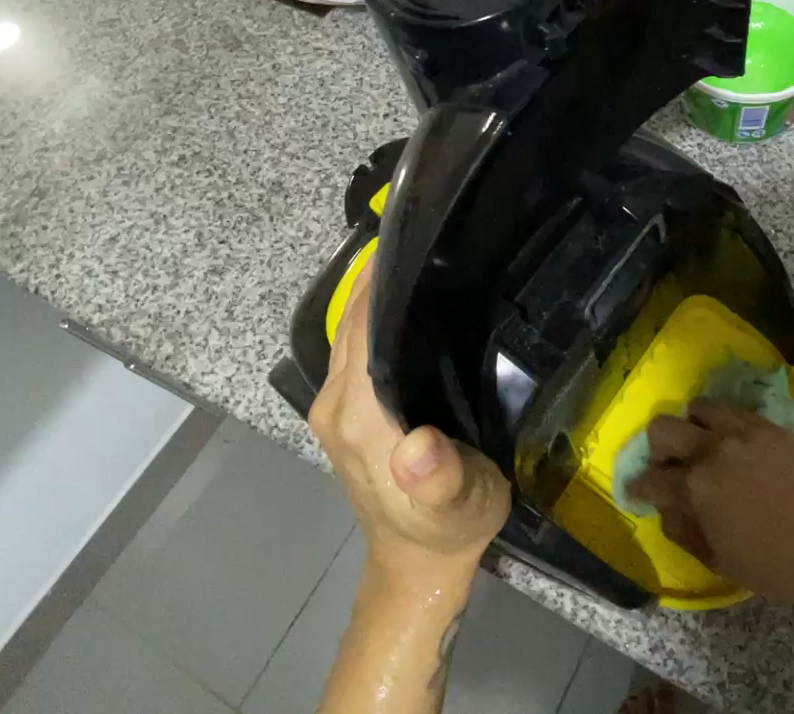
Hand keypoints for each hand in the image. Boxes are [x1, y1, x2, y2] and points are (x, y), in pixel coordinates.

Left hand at [309, 261, 510, 579]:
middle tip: (427, 233)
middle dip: (378, 275)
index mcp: (359, 414)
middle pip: (349, 322)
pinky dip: (374, 318)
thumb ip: (437, 478)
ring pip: (349, 332)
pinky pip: (355, 349)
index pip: (360, 326)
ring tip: (421, 257)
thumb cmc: (446, 527)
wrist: (420, 561)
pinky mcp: (343, 414)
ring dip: (375, 293)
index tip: (412, 233)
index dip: (379, 278)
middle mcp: (335, 403)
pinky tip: (408, 304)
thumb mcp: (459, 504)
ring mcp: (334, 408)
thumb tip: (417, 448)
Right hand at [628, 399, 793, 610]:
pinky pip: (734, 410)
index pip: (651, 480)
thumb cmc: (780, 567)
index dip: (638, 488)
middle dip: (657, 450)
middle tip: (669, 468)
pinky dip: (723, 422)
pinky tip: (733, 444)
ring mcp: (744, 432)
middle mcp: (714, 451)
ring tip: (703, 446)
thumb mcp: (721, 563)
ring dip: (691, 426)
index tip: (637, 491)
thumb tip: (669, 508)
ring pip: (698, 407)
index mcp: (698, 489)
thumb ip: (685, 532)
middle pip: (663, 429)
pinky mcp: (770, 426)